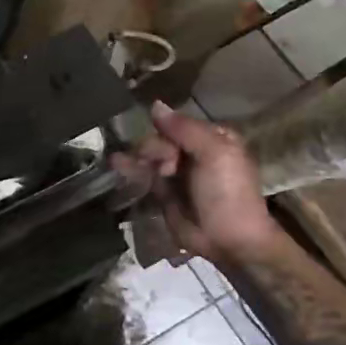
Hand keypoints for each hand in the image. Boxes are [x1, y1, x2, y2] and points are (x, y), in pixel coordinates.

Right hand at [114, 102, 279, 264]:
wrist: (229, 239)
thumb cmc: (227, 192)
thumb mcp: (214, 153)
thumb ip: (184, 129)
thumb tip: (154, 105)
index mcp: (211, 138)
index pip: (178, 124)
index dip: (168, 134)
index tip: (169, 152)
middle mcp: (192, 153)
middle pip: (160, 140)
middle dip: (153, 150)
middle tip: (162, 170)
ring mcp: (176, 174)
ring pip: (149, 157)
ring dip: (136, 158)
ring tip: (119, 162)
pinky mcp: (163, 194)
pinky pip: (144, 177)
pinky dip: (131, 171)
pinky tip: (116, 165)